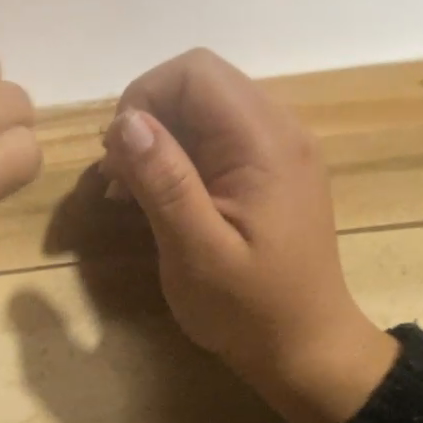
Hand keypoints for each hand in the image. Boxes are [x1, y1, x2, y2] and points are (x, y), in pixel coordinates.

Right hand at [98, 49, 396, 422]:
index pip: (194, 72)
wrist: (304, 350)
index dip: (143, 97)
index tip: (119, 154)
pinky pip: (210, 138)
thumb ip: (164, 180)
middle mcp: (276, 131)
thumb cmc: (249, 308)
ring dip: (154, 140)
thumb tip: (126, 121)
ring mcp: (272, 150)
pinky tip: (152, 198)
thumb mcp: (196, 249)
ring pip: (198, 109)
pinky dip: (173, 157)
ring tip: (128, 193)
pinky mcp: (263, 171)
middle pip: (196, 83)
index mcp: (265, 143)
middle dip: (145, 119)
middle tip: (119, 178)